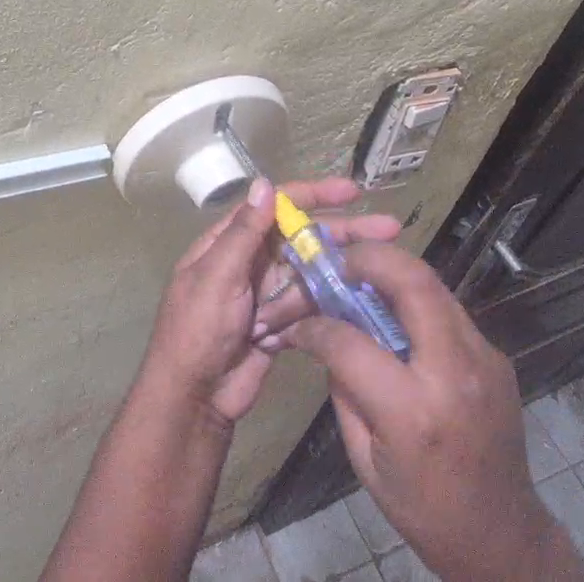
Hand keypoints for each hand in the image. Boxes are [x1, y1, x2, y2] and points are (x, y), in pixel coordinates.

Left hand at [138, 177, 399, 427]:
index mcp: (230, 243)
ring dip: (343, 269)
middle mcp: (251, 263)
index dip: (314, 195)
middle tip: (389, 228)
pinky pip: (312, 305)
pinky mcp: (281, 324)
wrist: (194, 399)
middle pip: (302, 237)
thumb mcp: (217, 276)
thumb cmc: (197, 330)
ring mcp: (267, 294)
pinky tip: (368, 298)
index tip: (353, 191)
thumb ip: (243, 233)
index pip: (276, 206)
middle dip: (343, 231)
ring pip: (312, 272)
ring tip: (385, 269)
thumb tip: (265, 183)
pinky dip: (334, 301)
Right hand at [274, 244, 583, 581]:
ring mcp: (484, 358)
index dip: (314, 324)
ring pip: (434, 285)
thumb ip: (345, 388)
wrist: (501, 534)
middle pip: (412, 280)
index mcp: (413, 411)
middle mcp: (455, 372)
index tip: (296, 320)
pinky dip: (415, 303)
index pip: (350, 341)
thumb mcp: (364, 457)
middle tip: (337, 261)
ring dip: (393, 274)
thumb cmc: (421, 507)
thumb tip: (327, 336)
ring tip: (360, 281)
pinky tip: (395, 320)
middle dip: (368, 257)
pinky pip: (448, 311)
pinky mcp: (496, 356)